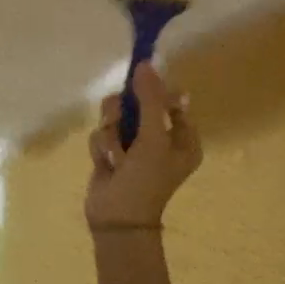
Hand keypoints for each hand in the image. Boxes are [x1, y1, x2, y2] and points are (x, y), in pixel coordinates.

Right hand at [85, 62, 202, 228]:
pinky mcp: (112, 153)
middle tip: (120, 122)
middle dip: (124, 112)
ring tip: (113, 152)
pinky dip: (101, 146)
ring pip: (116, 117)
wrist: (117, 218)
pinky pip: (102, 133)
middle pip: (139, 104)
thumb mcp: (153, 139)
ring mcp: (134, 147)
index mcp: (183, 138)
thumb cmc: (145, 180)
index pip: (172, 100)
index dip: (154, 92)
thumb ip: (150, 101)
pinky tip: (105, 163)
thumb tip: (145, 65)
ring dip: (111, 132)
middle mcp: (160, 140)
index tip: (138, 86)